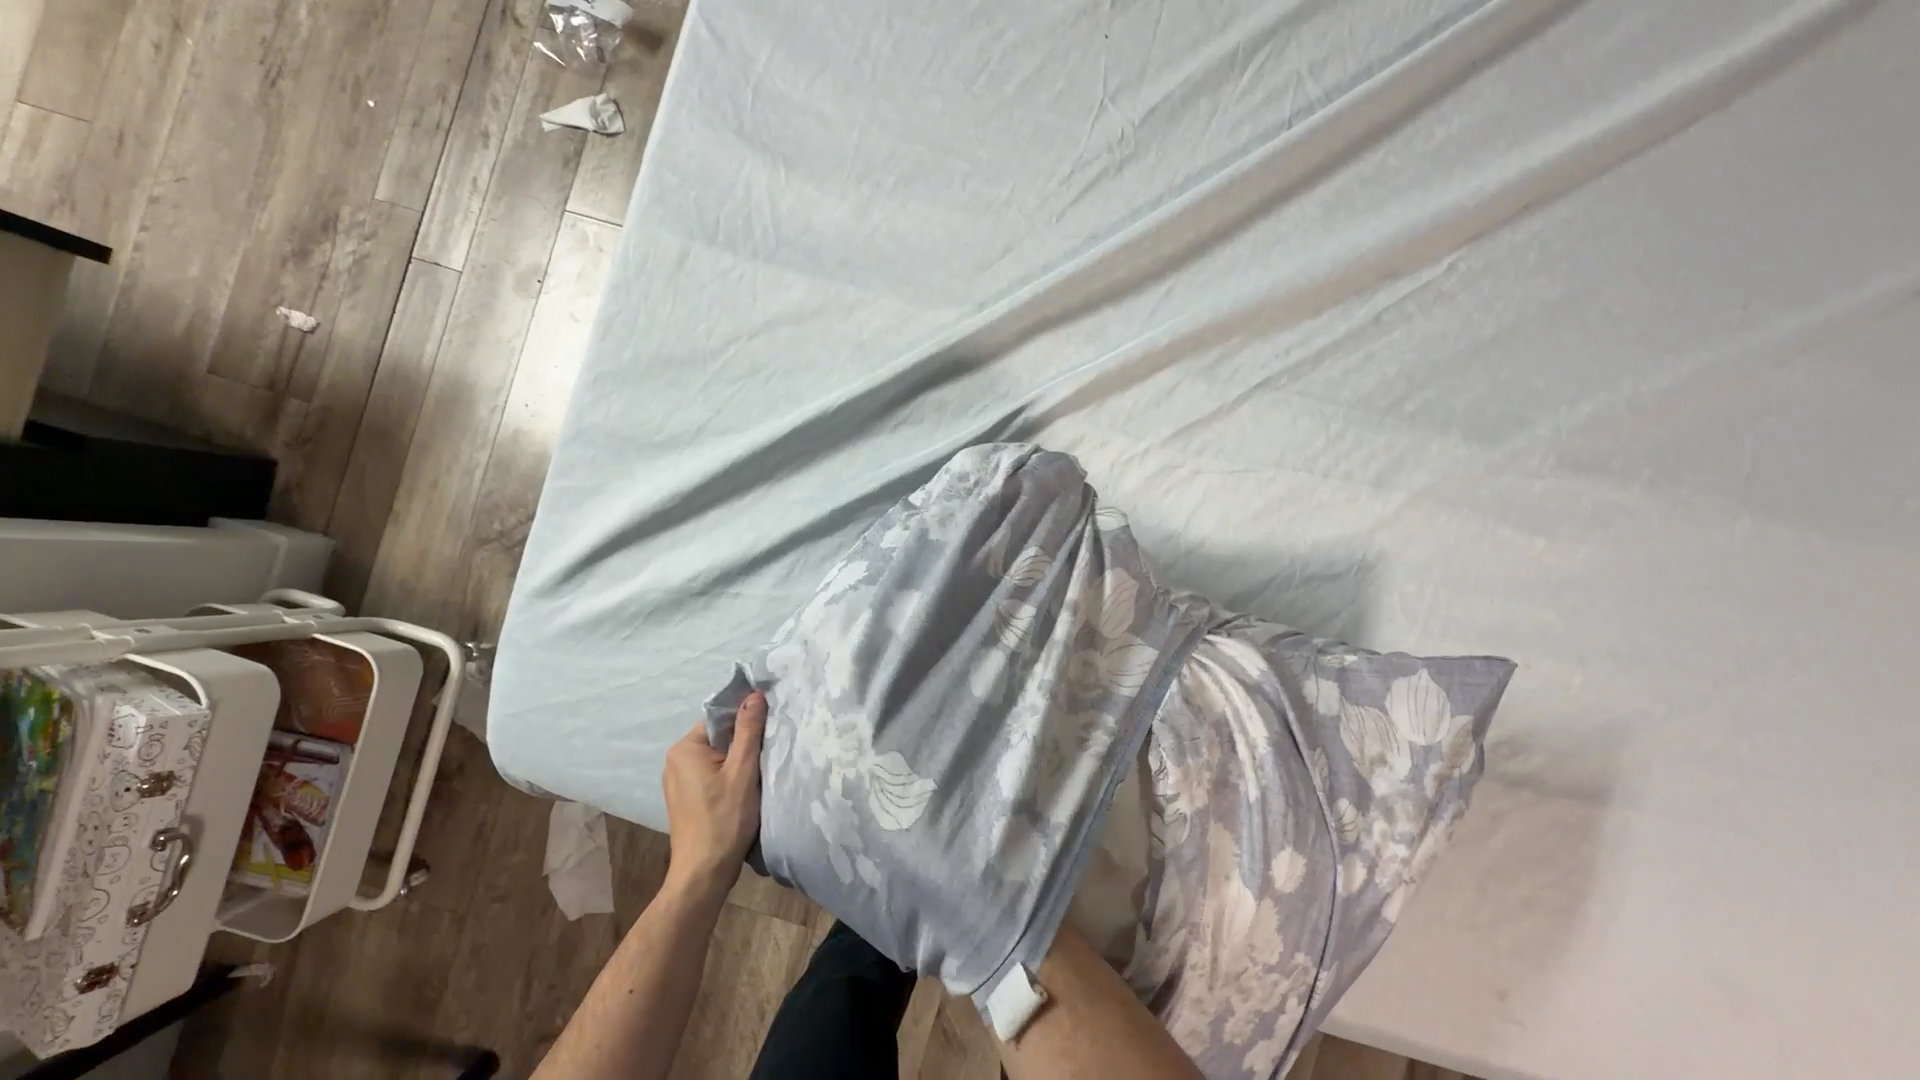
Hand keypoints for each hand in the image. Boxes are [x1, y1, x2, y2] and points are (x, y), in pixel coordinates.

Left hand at [662, 692, 766, 895]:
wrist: (704, 872)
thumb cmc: (725, 820)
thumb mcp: (743, 771)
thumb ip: (749, 731)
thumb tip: (754, 695)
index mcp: (685, 748)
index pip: (720, 720)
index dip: (746, 724)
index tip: (769, 731)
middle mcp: (675, 760)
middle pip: (718, 738)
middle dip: (743, 745)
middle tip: (767, 756)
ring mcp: (677, 781)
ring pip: (716, 759)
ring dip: (737, 764)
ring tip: (758, 776)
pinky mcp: (684, 799)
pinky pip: (710, 776)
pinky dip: (728, 779)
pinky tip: (744, 792)